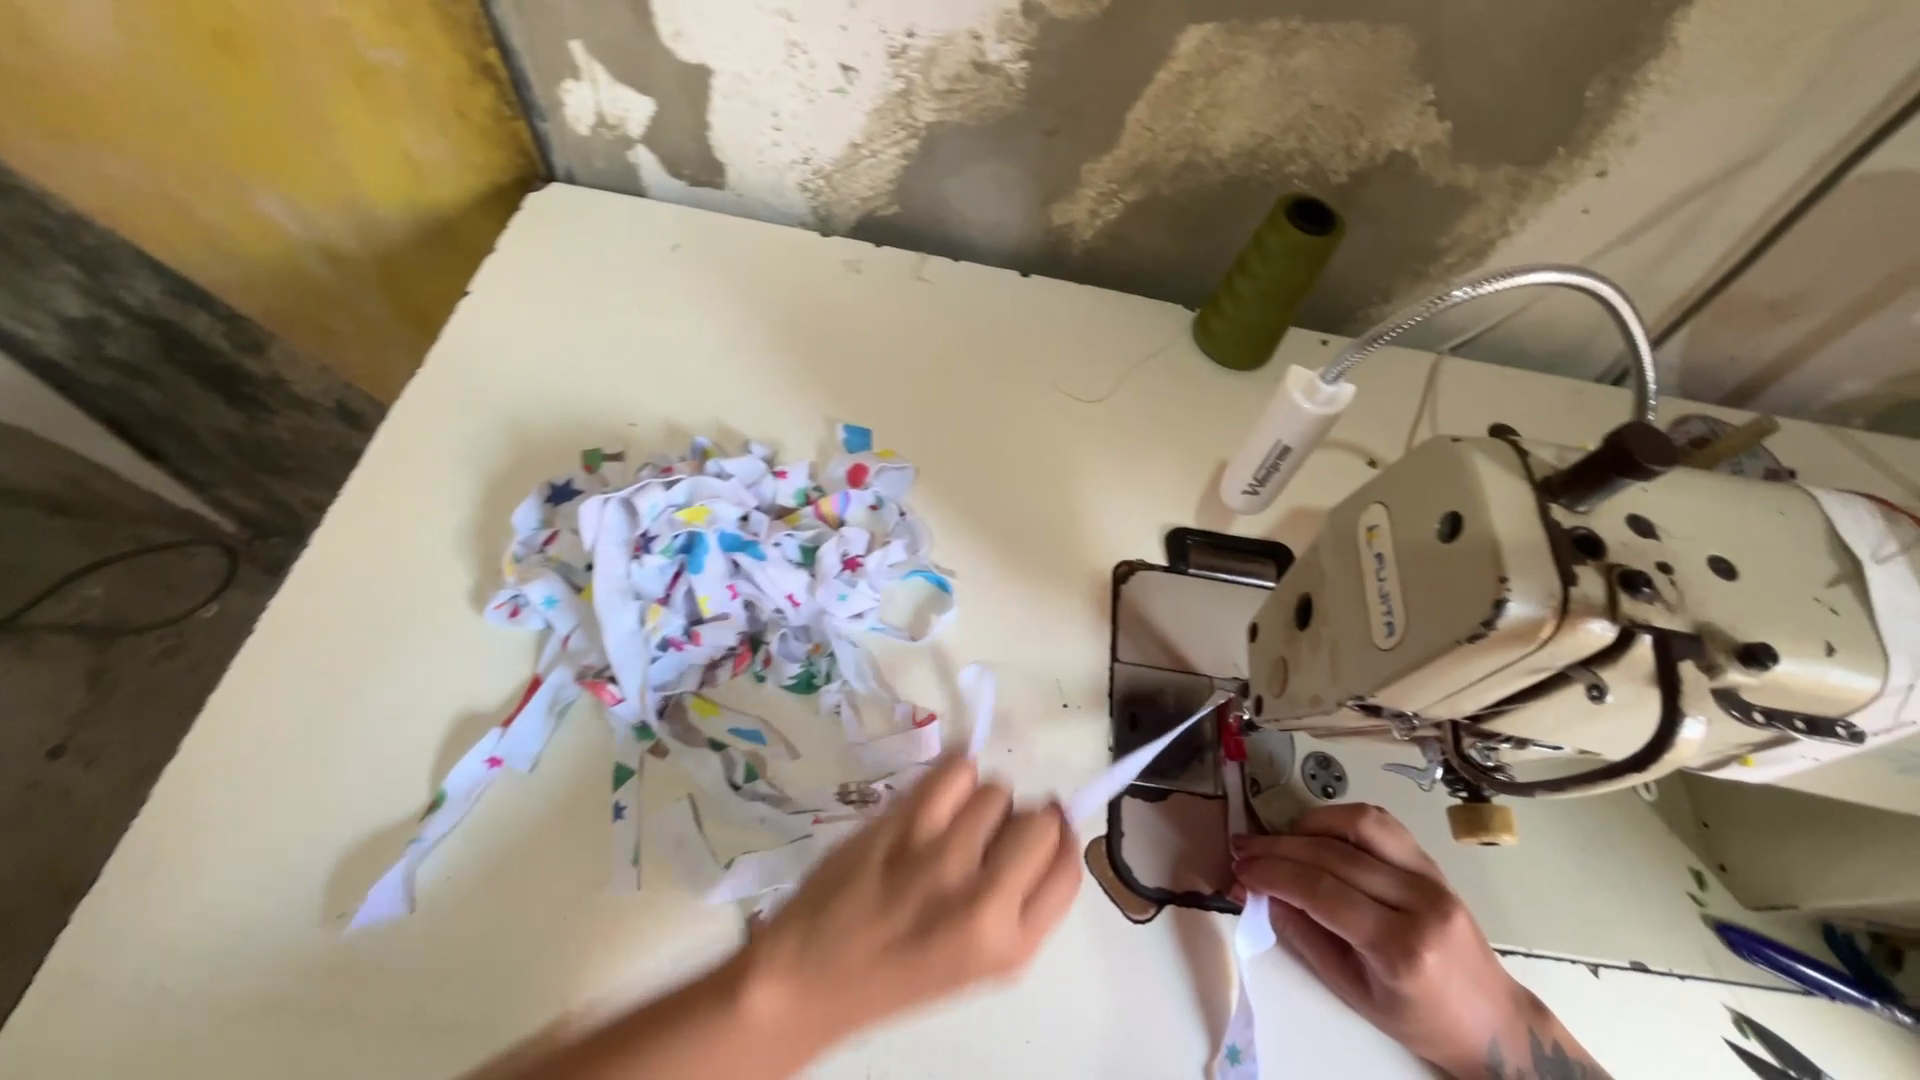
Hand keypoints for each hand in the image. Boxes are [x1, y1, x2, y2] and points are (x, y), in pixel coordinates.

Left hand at [733, 754, 1082, 1044]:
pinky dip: (953, 775)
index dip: (1058, 839)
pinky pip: (957, 768)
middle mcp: (984, 899)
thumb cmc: (899, 971)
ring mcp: (941, 854)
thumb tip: (1047, 829)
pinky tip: (935, 799)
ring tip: (952, 823)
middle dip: (1021, 820)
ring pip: (997, 790)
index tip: (1039, 833)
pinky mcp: (903, 821)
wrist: (811, 975)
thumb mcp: (979, 963)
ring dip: (982, 801)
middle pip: (1041, 820)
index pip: (1067, 865)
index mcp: (1010, 943)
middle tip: (987, 834)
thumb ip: (1021, 903)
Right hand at [1232, 804, 1597, 1078]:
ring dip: (1308, 824)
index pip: (1321, 890)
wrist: (1491, 1022)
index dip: (1272, 874)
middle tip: (1242, 851)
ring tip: (1277, 839)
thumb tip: (1257, 893)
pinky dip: (1339, 820)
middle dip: (1277, 848)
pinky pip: (1381, 824)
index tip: (1239, 871)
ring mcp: (1431, 877)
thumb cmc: (1418, 1018)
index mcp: (1400, 946)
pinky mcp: (1432, 864)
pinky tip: (1314, 833)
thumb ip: (1302, 936)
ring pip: (1359, 823)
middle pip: (1333, 853)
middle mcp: (1419, 901)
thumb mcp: (1350, 991)